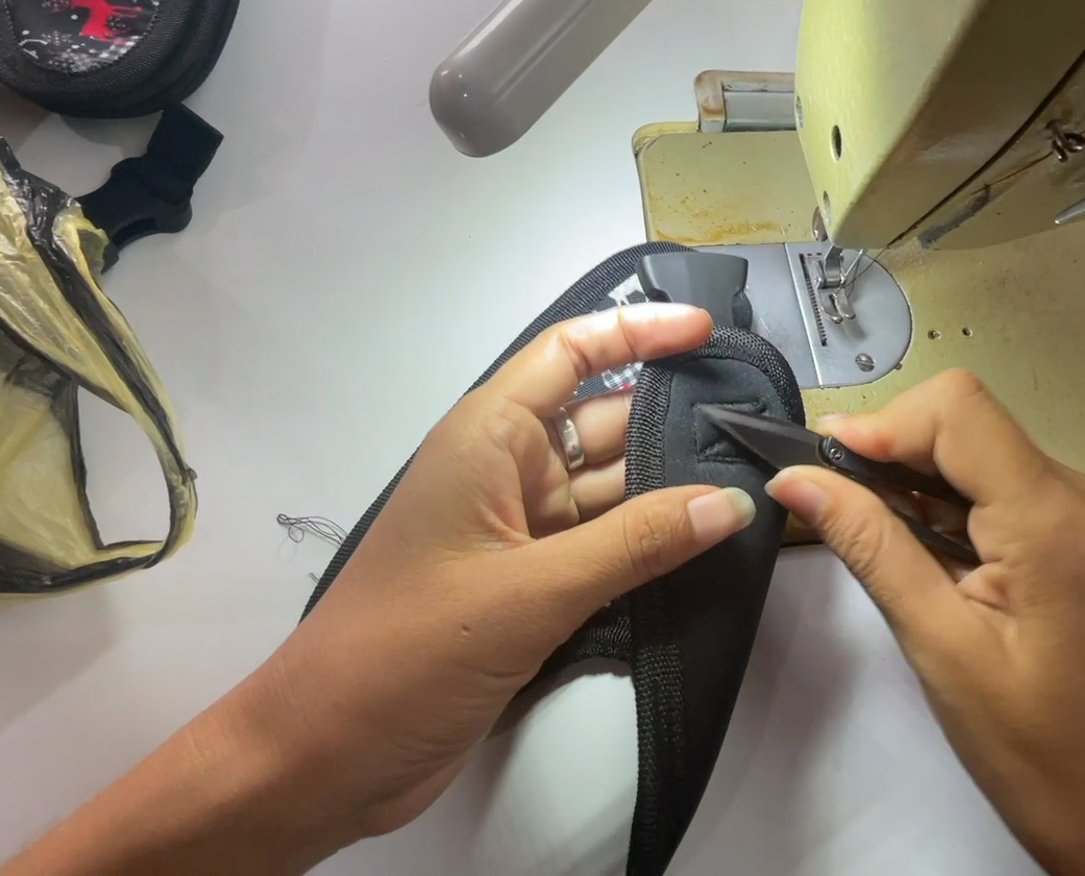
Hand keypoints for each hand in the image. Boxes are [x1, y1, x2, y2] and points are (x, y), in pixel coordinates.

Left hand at [0, 304, 758, 875]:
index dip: (636, 332)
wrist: (329, 753)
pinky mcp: (532, 579)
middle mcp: (508, 467)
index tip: (704, 332)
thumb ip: (636, 543)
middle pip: (602, 420)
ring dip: (668, 484)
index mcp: (489, 435)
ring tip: (750, 478)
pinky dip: (648, 539)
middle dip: (672, 417)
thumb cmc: (413, 646)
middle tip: (754, 422)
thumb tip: (734, 503)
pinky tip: (706, 539)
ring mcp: (521, 526)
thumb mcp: (531, 589)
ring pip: (608, 485)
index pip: (570, 353)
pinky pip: (603, 540)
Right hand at [766, 371, 1084, 875]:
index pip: (959, 409)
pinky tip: (942, 559)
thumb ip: (868, 544)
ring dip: (925, 485)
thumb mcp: (939, 646)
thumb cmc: (1043, 759)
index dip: (884, 423)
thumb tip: (795, 478)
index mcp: (1058, 523)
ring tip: (893, 548)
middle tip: (844, 508)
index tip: (828, 465)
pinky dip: (962, 506)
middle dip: (896, 454)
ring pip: (988, 454)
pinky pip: (1015, 487)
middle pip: (971, 425)